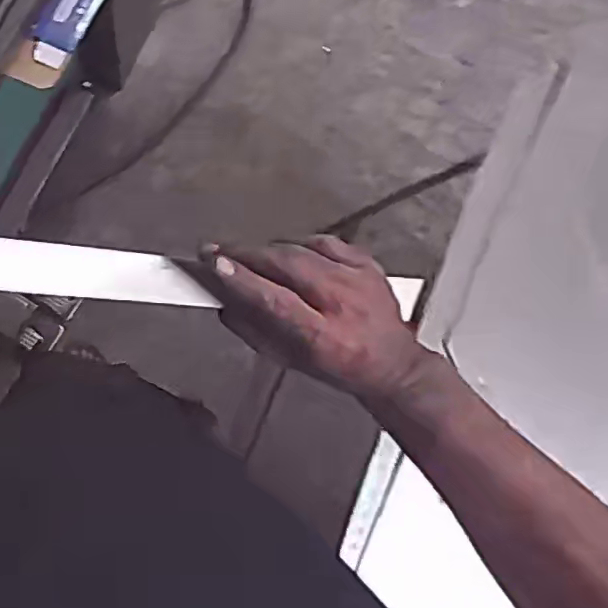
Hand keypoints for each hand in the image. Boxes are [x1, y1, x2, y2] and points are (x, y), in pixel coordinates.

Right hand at [199, 235, 436, 404]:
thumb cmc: (340, 366)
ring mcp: (358, 279)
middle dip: (243, 254)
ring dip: (264, 249)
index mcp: (323, 337)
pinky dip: (296, 244)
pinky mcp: (365, 263)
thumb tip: (224, 301)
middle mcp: (343, 304)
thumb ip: (252, 330)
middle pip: (283, 265)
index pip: (273, 299)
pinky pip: (320, 242)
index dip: (240, 278)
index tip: (215, 264)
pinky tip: (286, 253)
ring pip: (297, 249)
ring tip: (246, 256)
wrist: (392, 364)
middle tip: (217, 252)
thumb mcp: (288, 360)